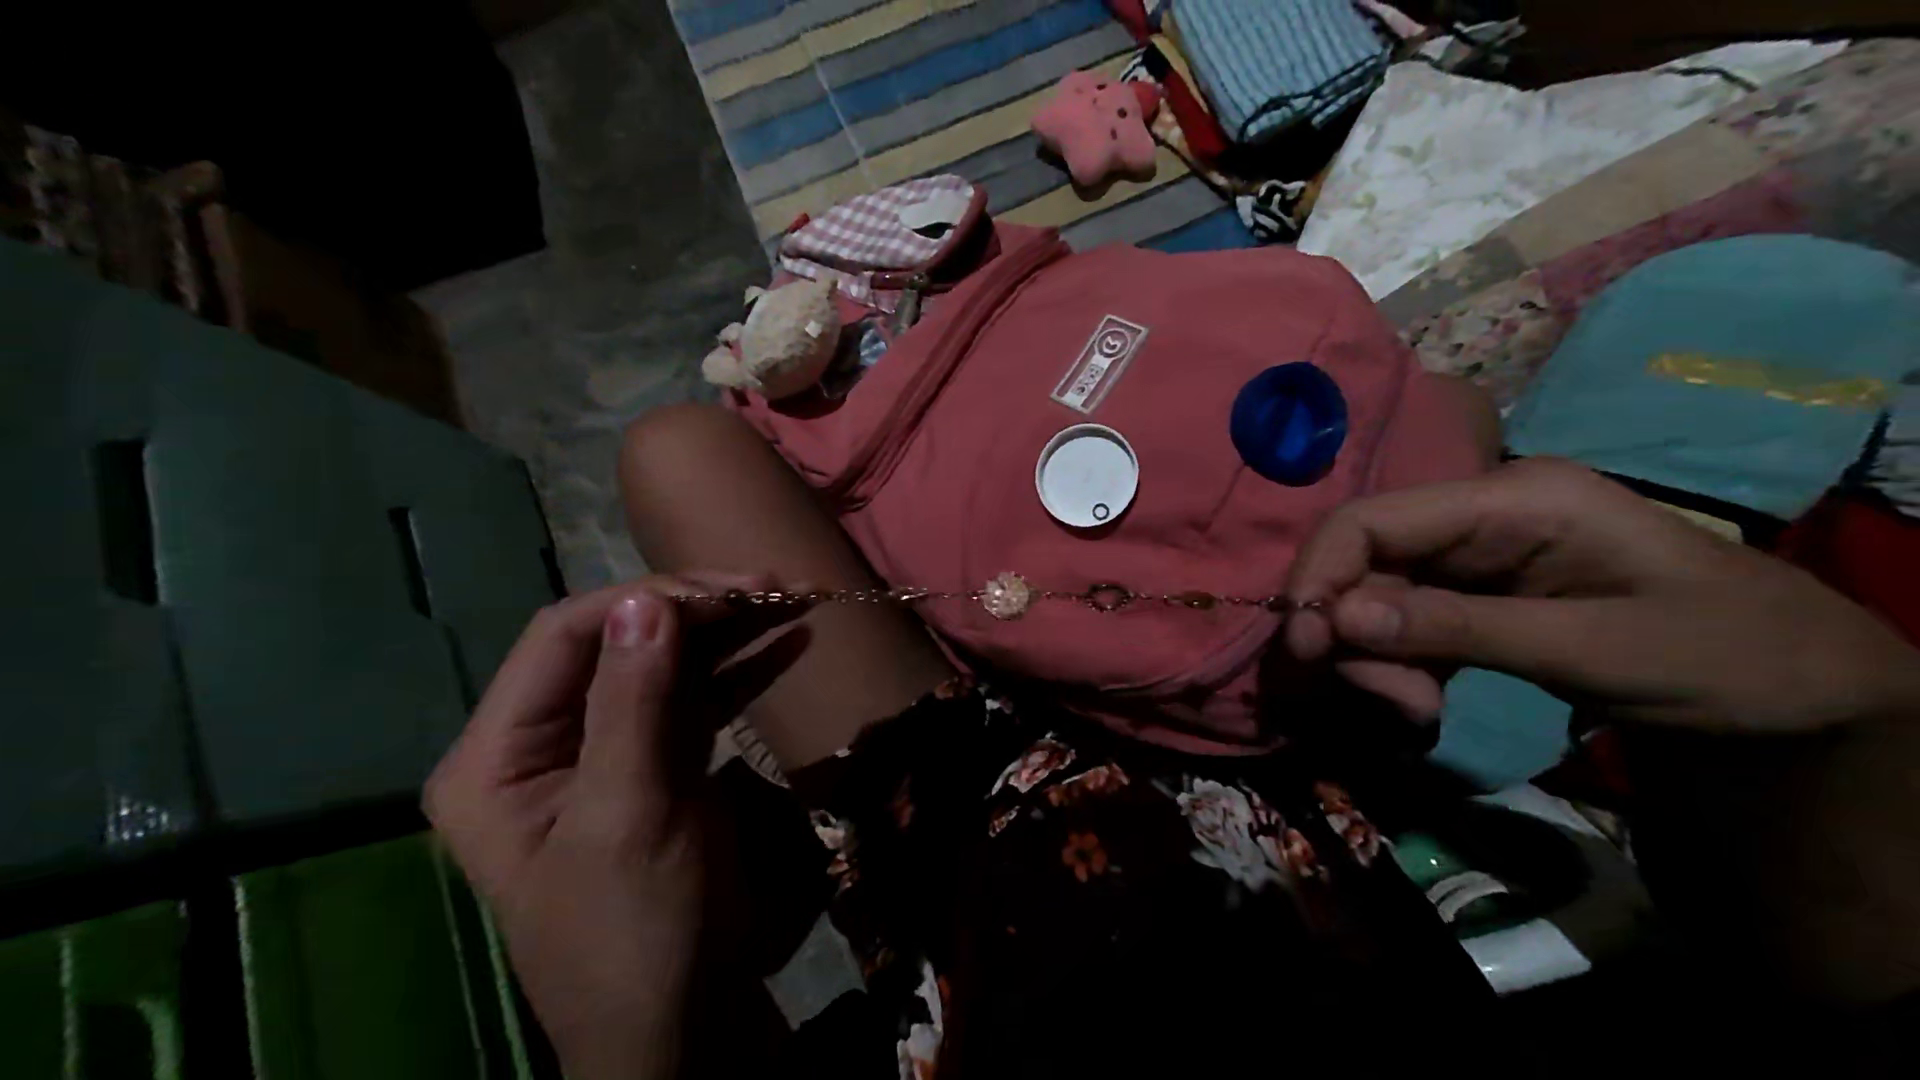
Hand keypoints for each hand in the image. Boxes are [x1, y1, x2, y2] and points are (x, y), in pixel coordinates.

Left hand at [424, 574, 805, 1079]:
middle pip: (621, 642)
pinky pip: (699, 695)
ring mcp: (609, 745)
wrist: (687, 1021)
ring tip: (791, 600)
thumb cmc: (636, 935)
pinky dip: (742, 666)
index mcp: (499, 755)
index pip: (564, 638)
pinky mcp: (661, 758)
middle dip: (699, 610)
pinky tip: (785, 640)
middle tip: (774, 587)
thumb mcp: (629, 819)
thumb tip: (646, 601)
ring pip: (667, 662)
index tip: (727, 595)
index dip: (644, 603)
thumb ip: (632, 705)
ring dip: (730, 630)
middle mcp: (546, 738)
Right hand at [1285, 458, 1919, 732]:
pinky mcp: (1467, 598)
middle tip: (1390, 703)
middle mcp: (1473, 520)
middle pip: (1362, 565)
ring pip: (1370, 601)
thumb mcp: (1593, 647)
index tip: (1304, 647)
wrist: (1804, 693)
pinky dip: (1394, 669)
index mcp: (1509, 501)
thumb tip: (1336, 622)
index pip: (1370, 520)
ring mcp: (1468, 560)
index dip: (1319, 576)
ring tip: (1417, 713)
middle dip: (1352, 634)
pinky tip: (1423, 704)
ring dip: (1373, 661)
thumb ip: (1458, 629)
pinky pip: (1398, 627)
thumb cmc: (1724, 654)